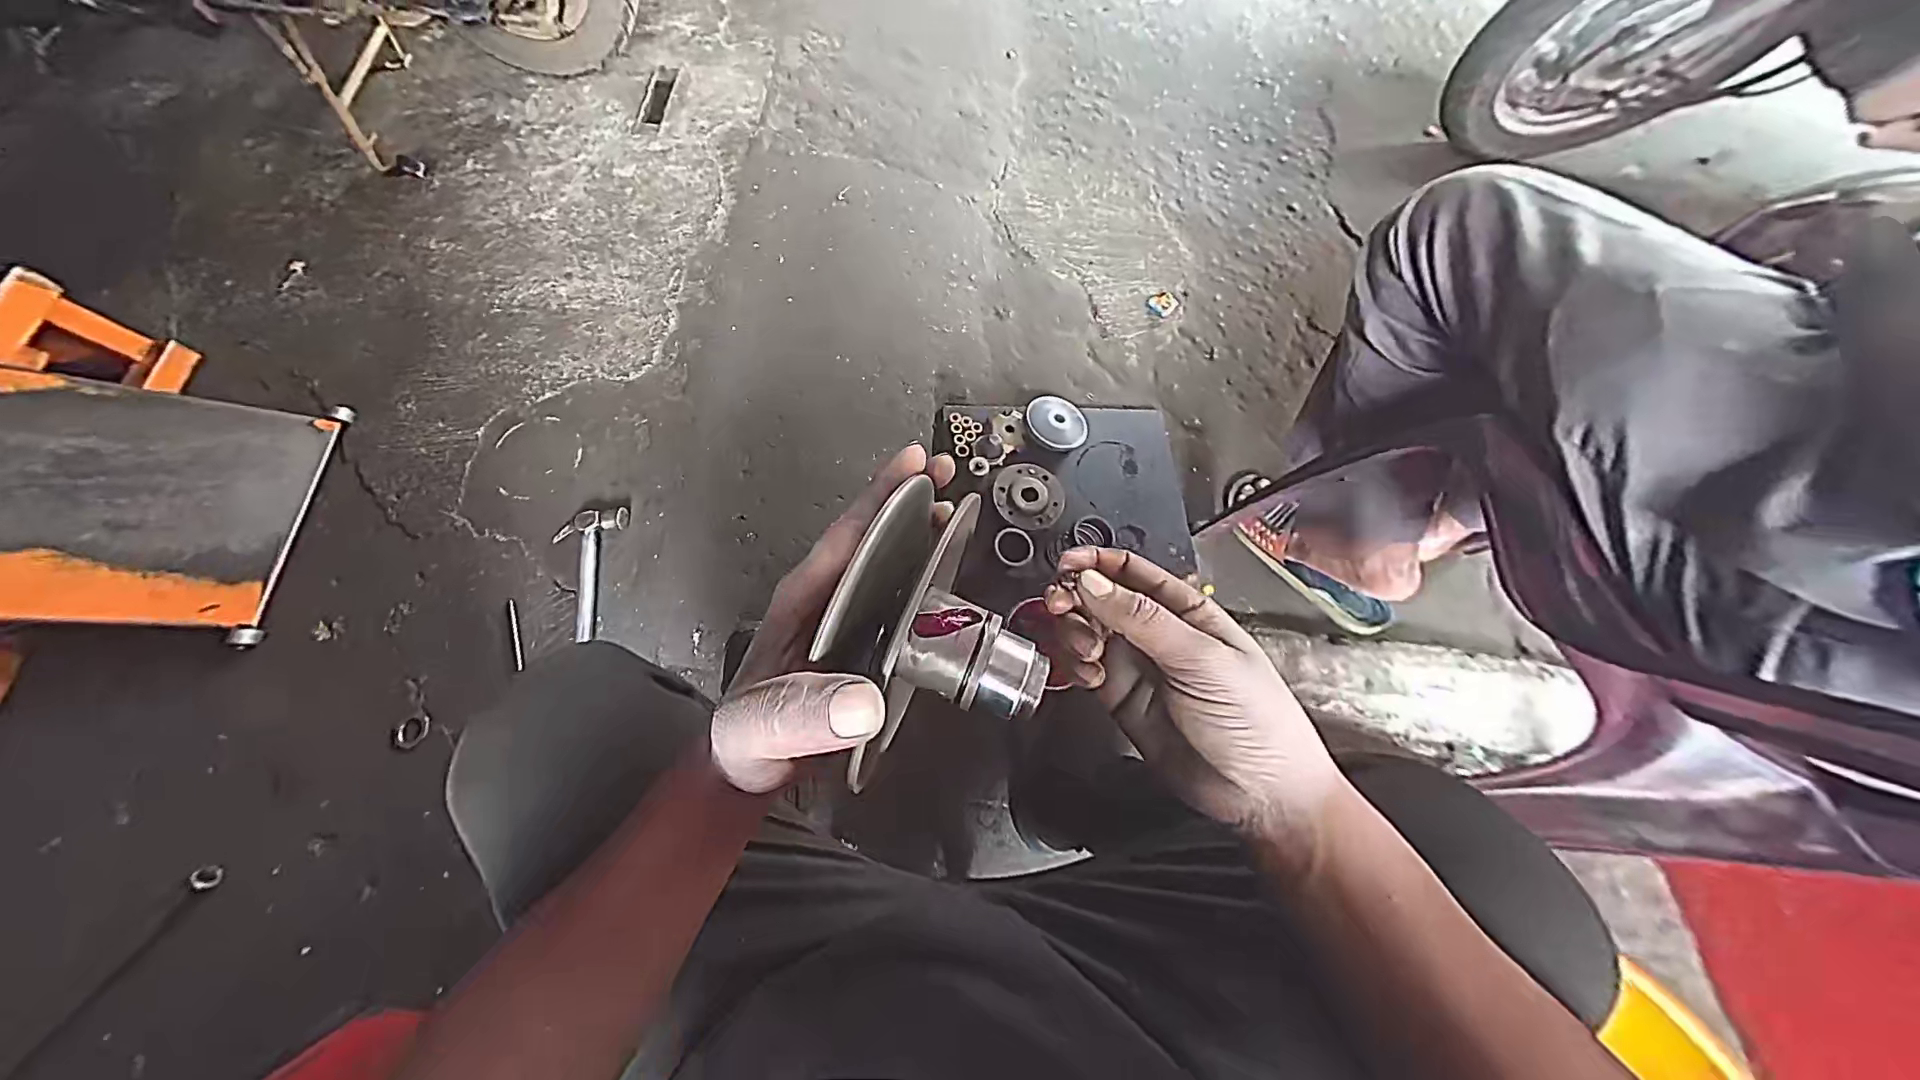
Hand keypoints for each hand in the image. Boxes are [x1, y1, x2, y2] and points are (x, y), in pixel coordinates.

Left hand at [712, 444, 955, 792]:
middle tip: (940, 471)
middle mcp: (822, 599)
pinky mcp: (859, 635)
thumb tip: (863, 703)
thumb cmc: (750, 739)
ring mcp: (842, 615)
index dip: (881, 497)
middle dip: (904, 496)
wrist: (750, 765)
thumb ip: (809, 715)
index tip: (912, 467)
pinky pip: (893, 588)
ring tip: (947, 506)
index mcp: (801, 603)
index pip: (846, 536)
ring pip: (882, 556)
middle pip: (868, 534)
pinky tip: (939, 566)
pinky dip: (919, 567)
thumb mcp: (769, 726)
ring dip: (915, 527)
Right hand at [1043, 547, 1342, 838]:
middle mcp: (1157, 632)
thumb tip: (1092, 582)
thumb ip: (1140, 618)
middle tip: (1062, 607)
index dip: (1096, 562)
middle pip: (1100, 598)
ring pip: (1086, 631)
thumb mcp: (1200, 658)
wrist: (1261, 794)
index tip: (1068, 564)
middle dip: (1075, 597)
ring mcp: (1137, 665)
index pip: (1131, 572)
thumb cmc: (1256, 719)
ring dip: (1074, 634)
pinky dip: (1076, 666)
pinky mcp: (1120, 697)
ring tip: (1086, 651)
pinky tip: (1090, 677)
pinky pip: (1083, 667)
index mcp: (1185, 610)